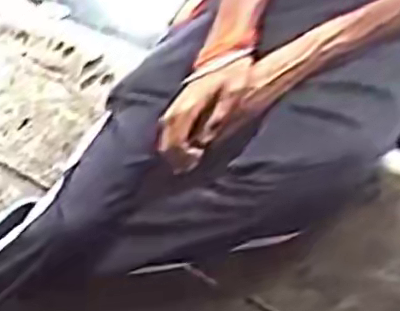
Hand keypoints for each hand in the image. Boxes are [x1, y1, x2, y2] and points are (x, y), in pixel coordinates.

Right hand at [157, 55, 254, 171]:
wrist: (224, 54)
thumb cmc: (233, 72)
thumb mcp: (235, 92)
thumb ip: (218, 118)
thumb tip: (204, 142)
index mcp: (185, 112)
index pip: (175, 144)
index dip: (182, 158)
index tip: (193, 164)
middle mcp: (172, 115)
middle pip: (166, 146)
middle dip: (175, 159)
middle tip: (187, 167)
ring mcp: (169, 114)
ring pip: (164, 142)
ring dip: (172, 152)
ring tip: (184, 159)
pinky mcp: (171, 112)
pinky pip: (167, 135)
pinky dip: (172, 143)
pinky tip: (182, 146)